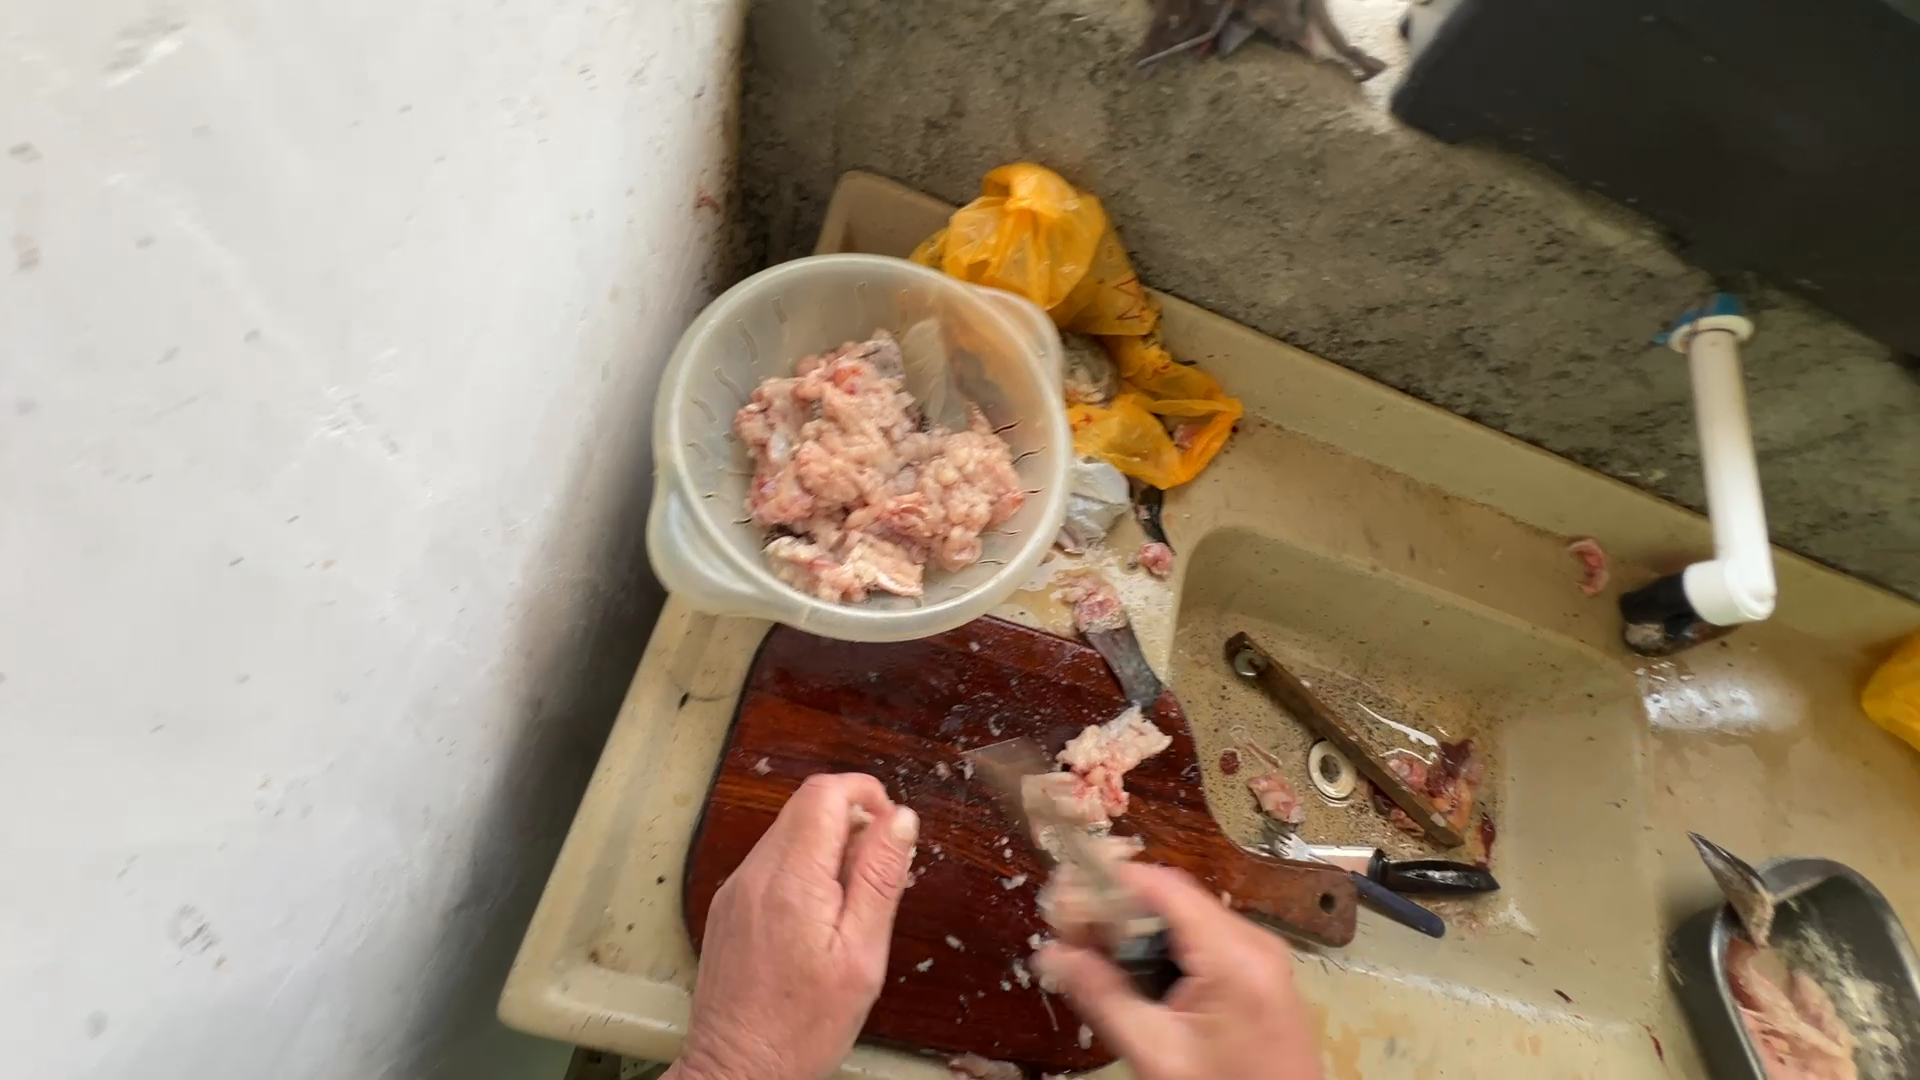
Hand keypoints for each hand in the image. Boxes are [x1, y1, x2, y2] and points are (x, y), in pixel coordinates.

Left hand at [672, 773, 918, 1079]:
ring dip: (828, 841)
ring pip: (791, 827)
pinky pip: (774, 856)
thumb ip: (880, 877)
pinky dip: (805, 862)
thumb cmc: (803, 1026)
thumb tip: (901, 817)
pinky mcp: (729, 901)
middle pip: (807, 803)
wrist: (735, 1075)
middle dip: (851, 816)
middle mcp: (756, 871)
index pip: (825, 792)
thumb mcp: (862, 956)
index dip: (865, 792)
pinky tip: (819, 911)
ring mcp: (737, 885)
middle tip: (877, 867)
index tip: (889, 826)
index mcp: (792, 880)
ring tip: (850, 899)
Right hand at [1034, 864, 1322, 1079]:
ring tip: (1093, 951)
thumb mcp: (1157, 1055)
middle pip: (1170, 896)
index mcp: (1234, 956)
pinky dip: (1163, 942)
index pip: (1160, 886)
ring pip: (1183, 913)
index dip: (1106, 883)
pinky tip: (1135, 969)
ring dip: (1136, 925)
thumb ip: (1103, 997)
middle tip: (1070, 932)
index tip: (1063, 902)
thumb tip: (1051, 953)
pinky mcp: (1260, 971)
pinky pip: (1202, 936)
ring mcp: (1261, 954)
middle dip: (1116, 908)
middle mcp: (1254, 940)